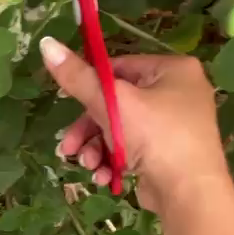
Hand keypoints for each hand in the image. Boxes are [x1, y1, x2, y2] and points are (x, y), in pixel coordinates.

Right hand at [39, 38, 228, 216]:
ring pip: (118, 130)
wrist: (187, 190)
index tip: (67, 106)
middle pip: (115, 103)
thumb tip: (46, 44)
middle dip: (87, 129)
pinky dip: (112, 160)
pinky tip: (103, 175)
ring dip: (95, 149)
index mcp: (172, 69)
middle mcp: (176, 92)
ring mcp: (172, 124)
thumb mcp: (112, 103)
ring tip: (87, 165)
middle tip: (68, 149)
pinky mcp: (165, 152)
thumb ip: (78, 78)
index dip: (89, 87)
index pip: (119, 68)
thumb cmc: (155, 136)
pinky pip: (130, 148)